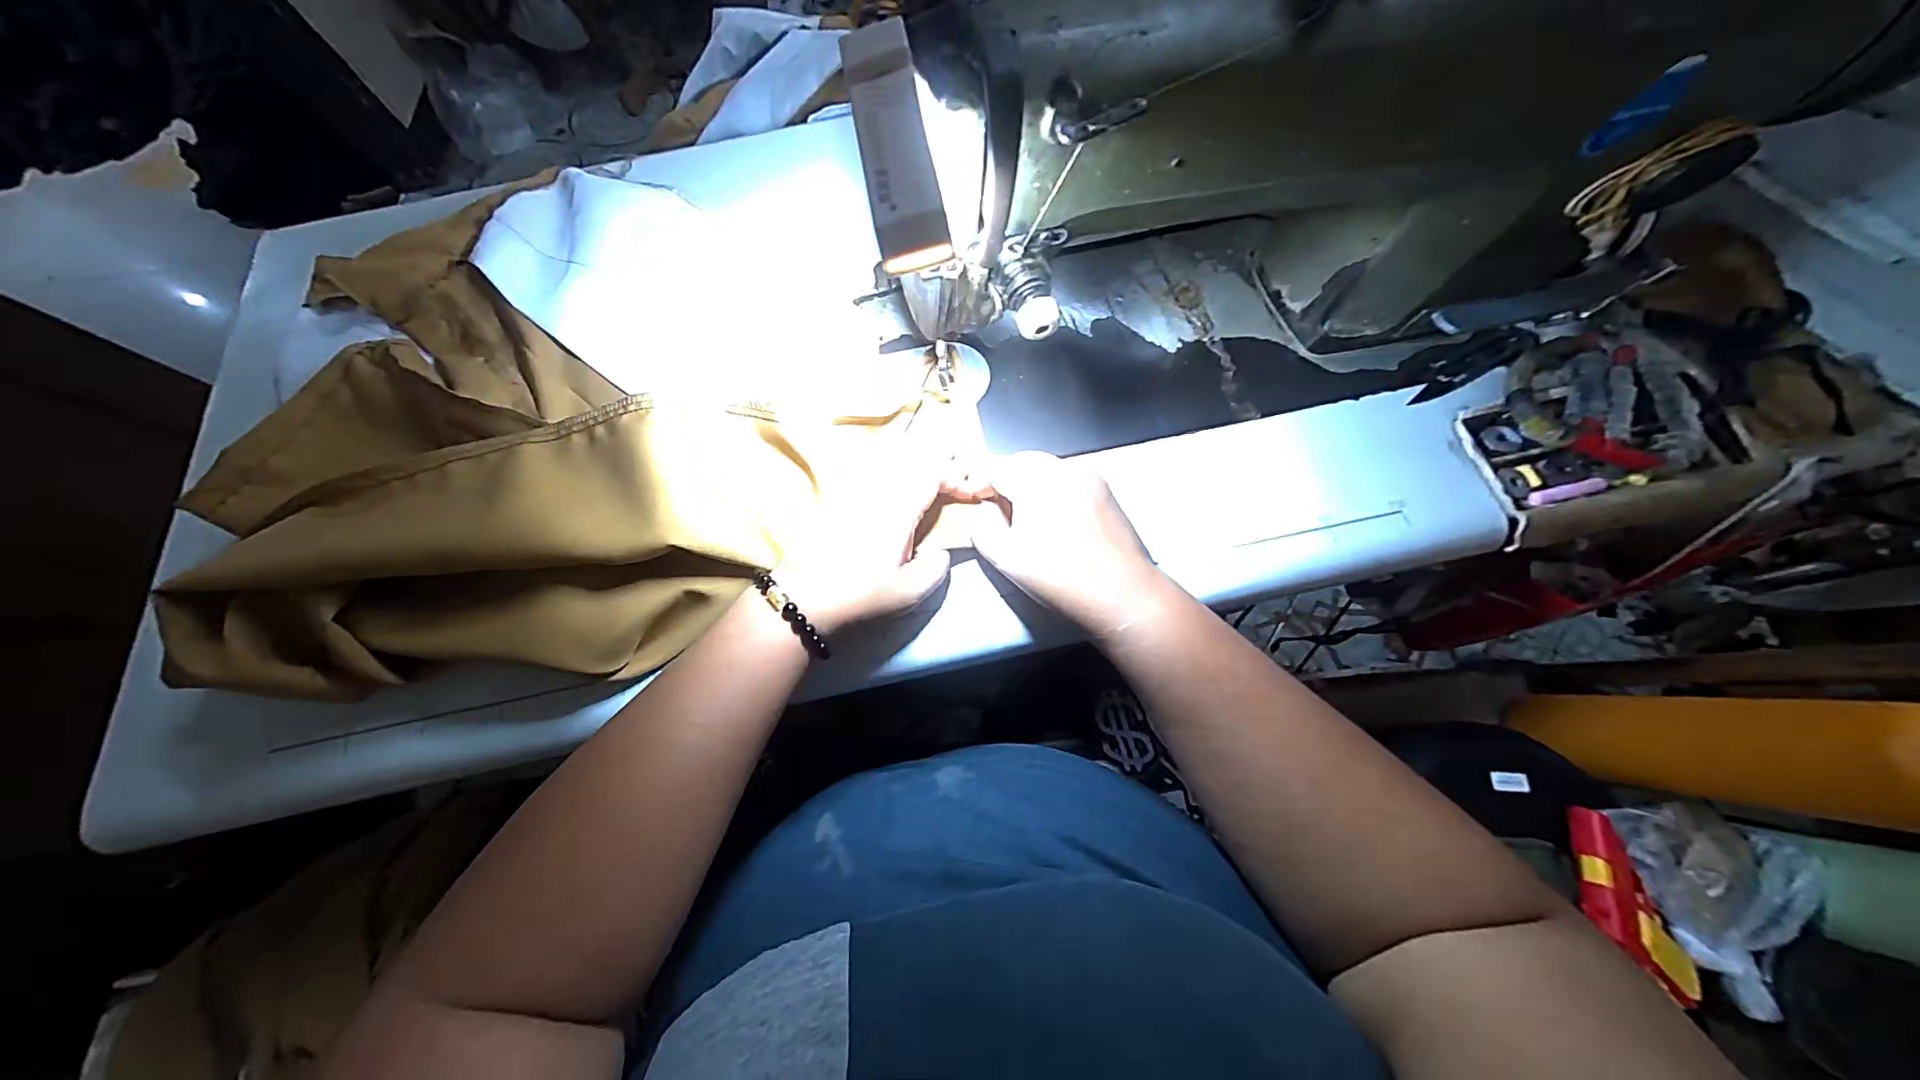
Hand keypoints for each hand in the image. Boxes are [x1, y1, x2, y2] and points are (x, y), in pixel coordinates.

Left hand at [771, 440, 954, 636]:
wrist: (804, 598)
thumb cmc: (859, 595)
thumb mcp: (909, 592)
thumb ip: (936, 569)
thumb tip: (941, 554)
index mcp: (897, 510)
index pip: (932, 473)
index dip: (956, 477)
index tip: (970, 494)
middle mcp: (875, 492)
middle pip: (911, 460)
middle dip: (938, 468)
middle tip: (953, 486)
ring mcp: (852, 494)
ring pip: (889, 464)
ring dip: (914, 471)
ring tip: (928, 489)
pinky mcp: (836, 502)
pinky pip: (868, 476)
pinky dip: (890, 478)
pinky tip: (894, 498)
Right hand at [953, 451, 1167, 638]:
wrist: (1123, 593)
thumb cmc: (1060, 578)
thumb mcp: (1005, 558)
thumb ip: (983, 526)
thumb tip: (988, 508)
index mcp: (1035, 482)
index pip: (996, 467)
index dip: (980, 483)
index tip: (977, 503)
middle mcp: (1063, 470)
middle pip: (1022, 461)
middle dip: (1007, 480)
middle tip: (1001, 511)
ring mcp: (1089, 477)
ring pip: (1047, 468)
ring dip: (1031, 484)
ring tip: (1030, 517)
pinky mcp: (1105, 491)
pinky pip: (1069, 479)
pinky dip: (1055, 490)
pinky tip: (1058, 520)